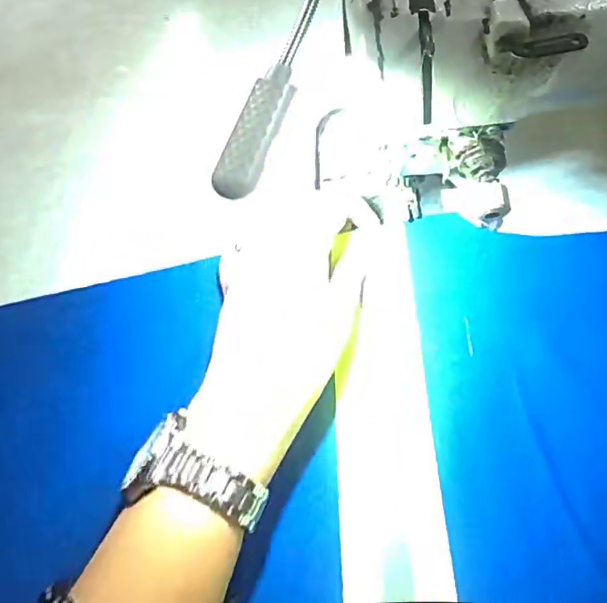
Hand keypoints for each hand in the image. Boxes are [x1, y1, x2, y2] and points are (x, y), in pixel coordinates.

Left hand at [185, 189, 369, 483]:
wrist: (247, 401)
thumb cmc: (299, 361)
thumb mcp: (342, 311)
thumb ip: (356, 264)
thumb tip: (369, 237)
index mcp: (301, 250)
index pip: (332, 204)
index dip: (358, 209)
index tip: (371, 226)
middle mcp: (270, 249)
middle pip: (301, 204)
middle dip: (331, 207)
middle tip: (353, 226)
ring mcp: (248, 265)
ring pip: (275, 218)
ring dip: (302, 218)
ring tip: (324, 236)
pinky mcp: (235, 284)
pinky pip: (251, 242)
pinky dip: (270, 238)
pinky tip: (282, 254)